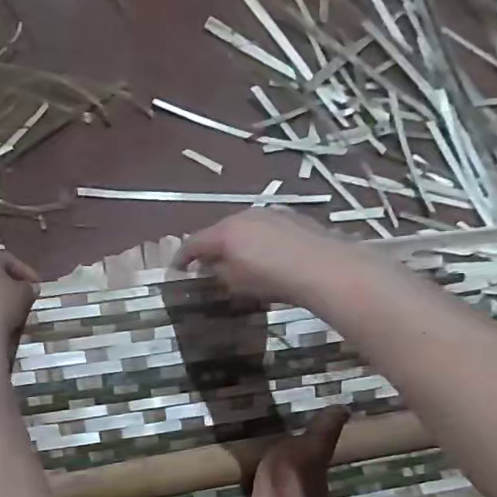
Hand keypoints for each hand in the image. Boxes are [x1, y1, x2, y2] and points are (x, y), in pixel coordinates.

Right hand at [175, 209, 363, 307]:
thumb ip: (218, 272)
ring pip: (243, 227)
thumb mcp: (235, 282)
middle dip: (210, 248)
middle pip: (219, 231)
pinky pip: (264, 229)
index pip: (193, 242)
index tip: (176, 269)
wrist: (321, 266)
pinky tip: (264, 256)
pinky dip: (257, 241)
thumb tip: (212, 265)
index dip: (181, 257)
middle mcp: (244, 216)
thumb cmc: (270, 279)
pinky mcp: (291, 218)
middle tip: (205, 264)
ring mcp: (270, 213)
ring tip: (235, 260)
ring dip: (235, 243)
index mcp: (225, 232)